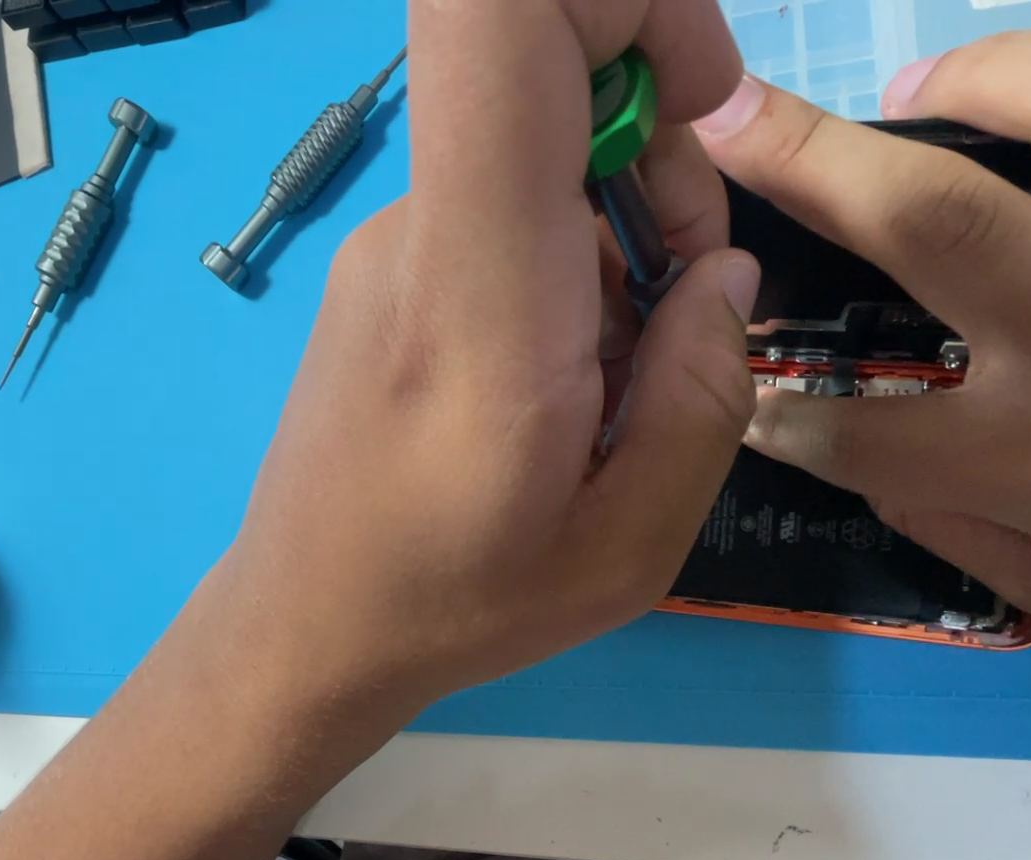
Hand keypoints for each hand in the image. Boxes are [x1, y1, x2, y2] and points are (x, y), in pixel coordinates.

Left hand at [199, 0, 761, 736]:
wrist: (310, 627)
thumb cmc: (458, 600)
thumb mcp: (628, 545)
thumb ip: (705, 398)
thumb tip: (720, 278)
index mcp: (480, 286)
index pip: (499, 15)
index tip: (697, 99)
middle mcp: (417, 236)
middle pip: (548, 87)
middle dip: (662, 177)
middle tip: (679, 324)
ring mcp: (386, 253)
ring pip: (535, 172)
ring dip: (617, 247)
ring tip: (617, 385)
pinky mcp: (378, 283)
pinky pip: (497, 226)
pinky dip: (562, 278)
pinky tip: (558, 387)